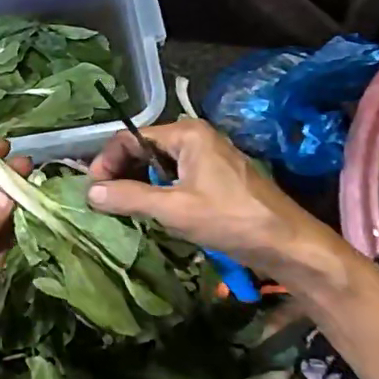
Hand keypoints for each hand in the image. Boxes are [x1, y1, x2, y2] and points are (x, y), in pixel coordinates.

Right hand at [85, 120, 336, 274]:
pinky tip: (149, 212)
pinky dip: (156, 192)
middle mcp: (196, 138)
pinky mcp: (214, 178)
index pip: (130, 138)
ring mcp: (207, 158)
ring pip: (157, 165)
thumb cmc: (230, 219)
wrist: (288, 244)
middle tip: (103, 199)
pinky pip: (174, 178)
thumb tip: (90, 192)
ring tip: (121, 208)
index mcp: (186, 134)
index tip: (93, 188)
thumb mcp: (174, 209)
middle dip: (120, 172)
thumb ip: (129, 197)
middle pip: (143, 149)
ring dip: (137, 184)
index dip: (107, 161)